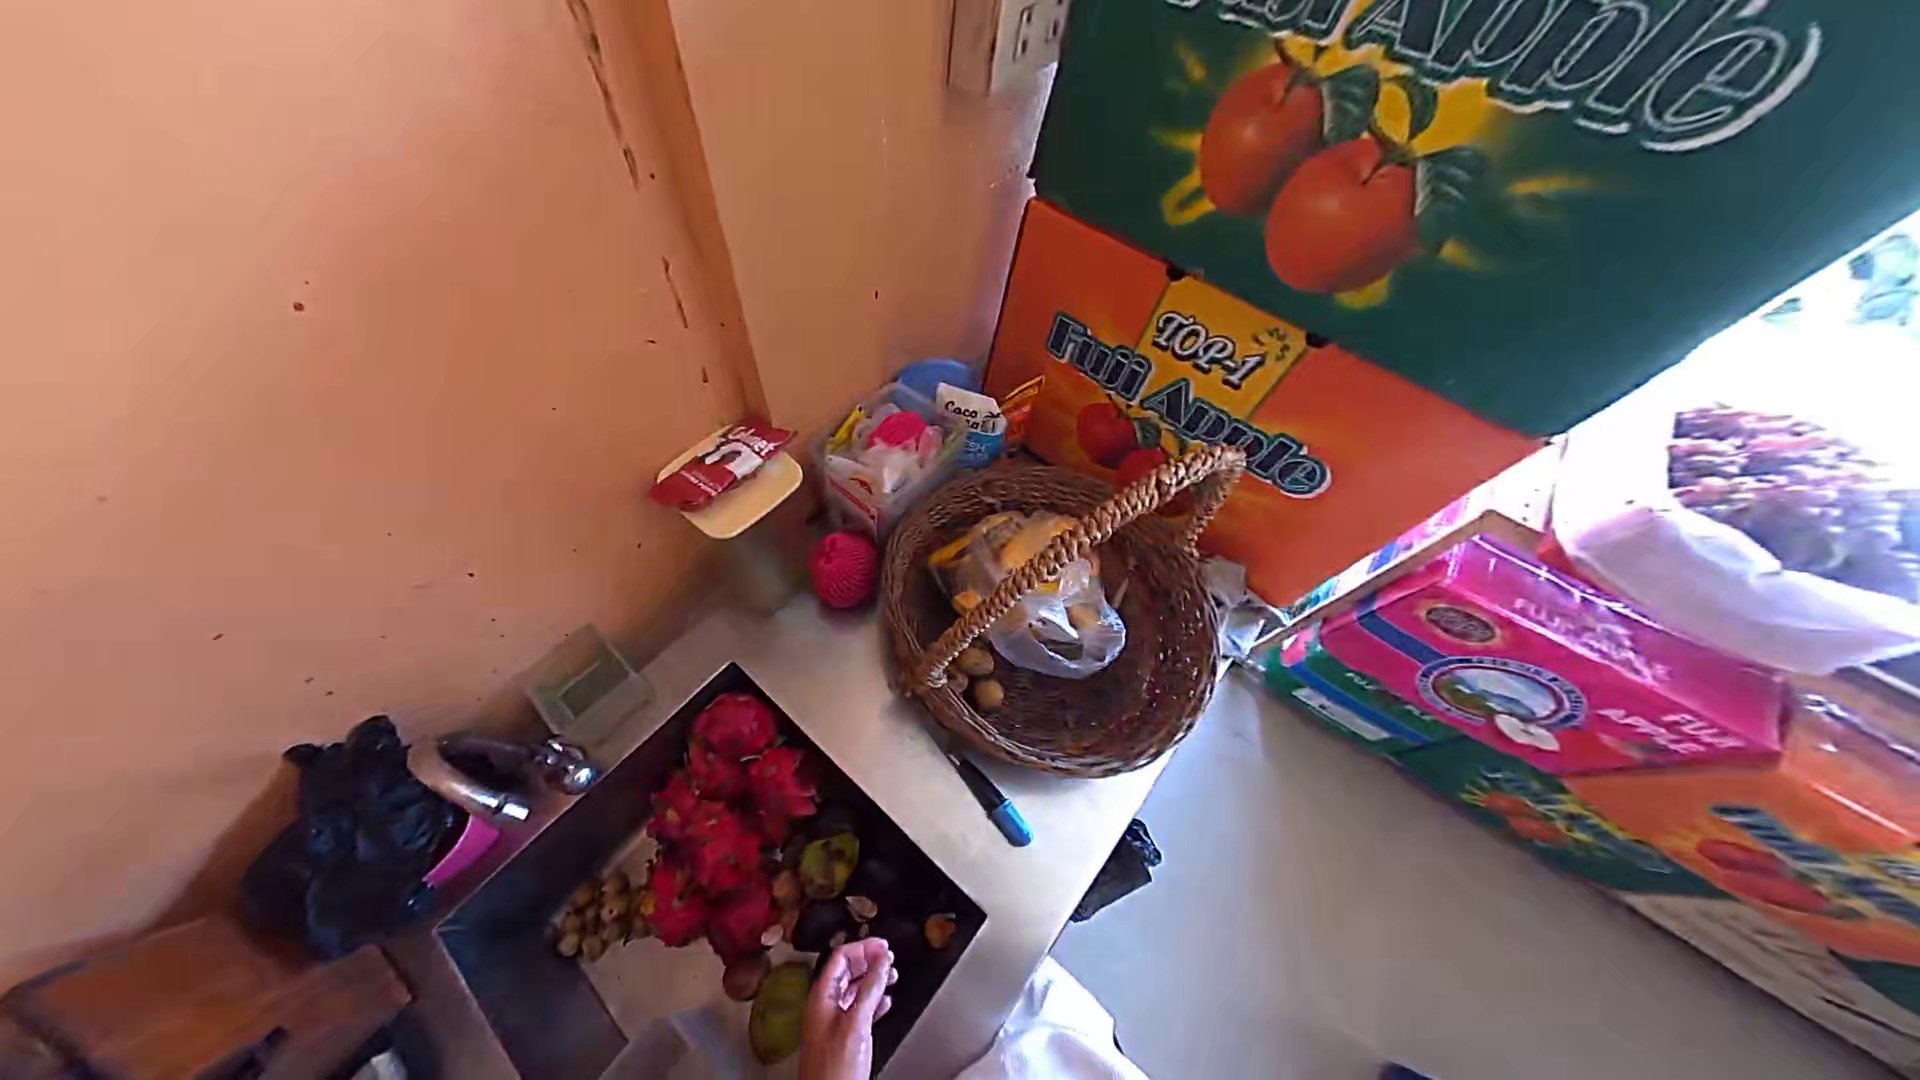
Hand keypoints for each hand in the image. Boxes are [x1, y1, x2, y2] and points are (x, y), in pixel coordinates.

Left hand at [798, 938, 896, 1079]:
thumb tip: (882, 960)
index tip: (883, 946)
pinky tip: (884, 1002)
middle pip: (847, 970)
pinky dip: (873, 1001)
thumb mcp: (856, 1023)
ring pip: (854, 989)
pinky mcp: (842, 1037)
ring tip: (891, 976)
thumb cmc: (834, 1071)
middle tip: (889, 958)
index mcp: (822, 996)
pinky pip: (858, 1009)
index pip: (841, 957)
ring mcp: (832, 1022)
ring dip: (873, 980)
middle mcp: (825, 1006)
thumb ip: (870, 988)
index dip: (863, 948)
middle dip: (870, 962)